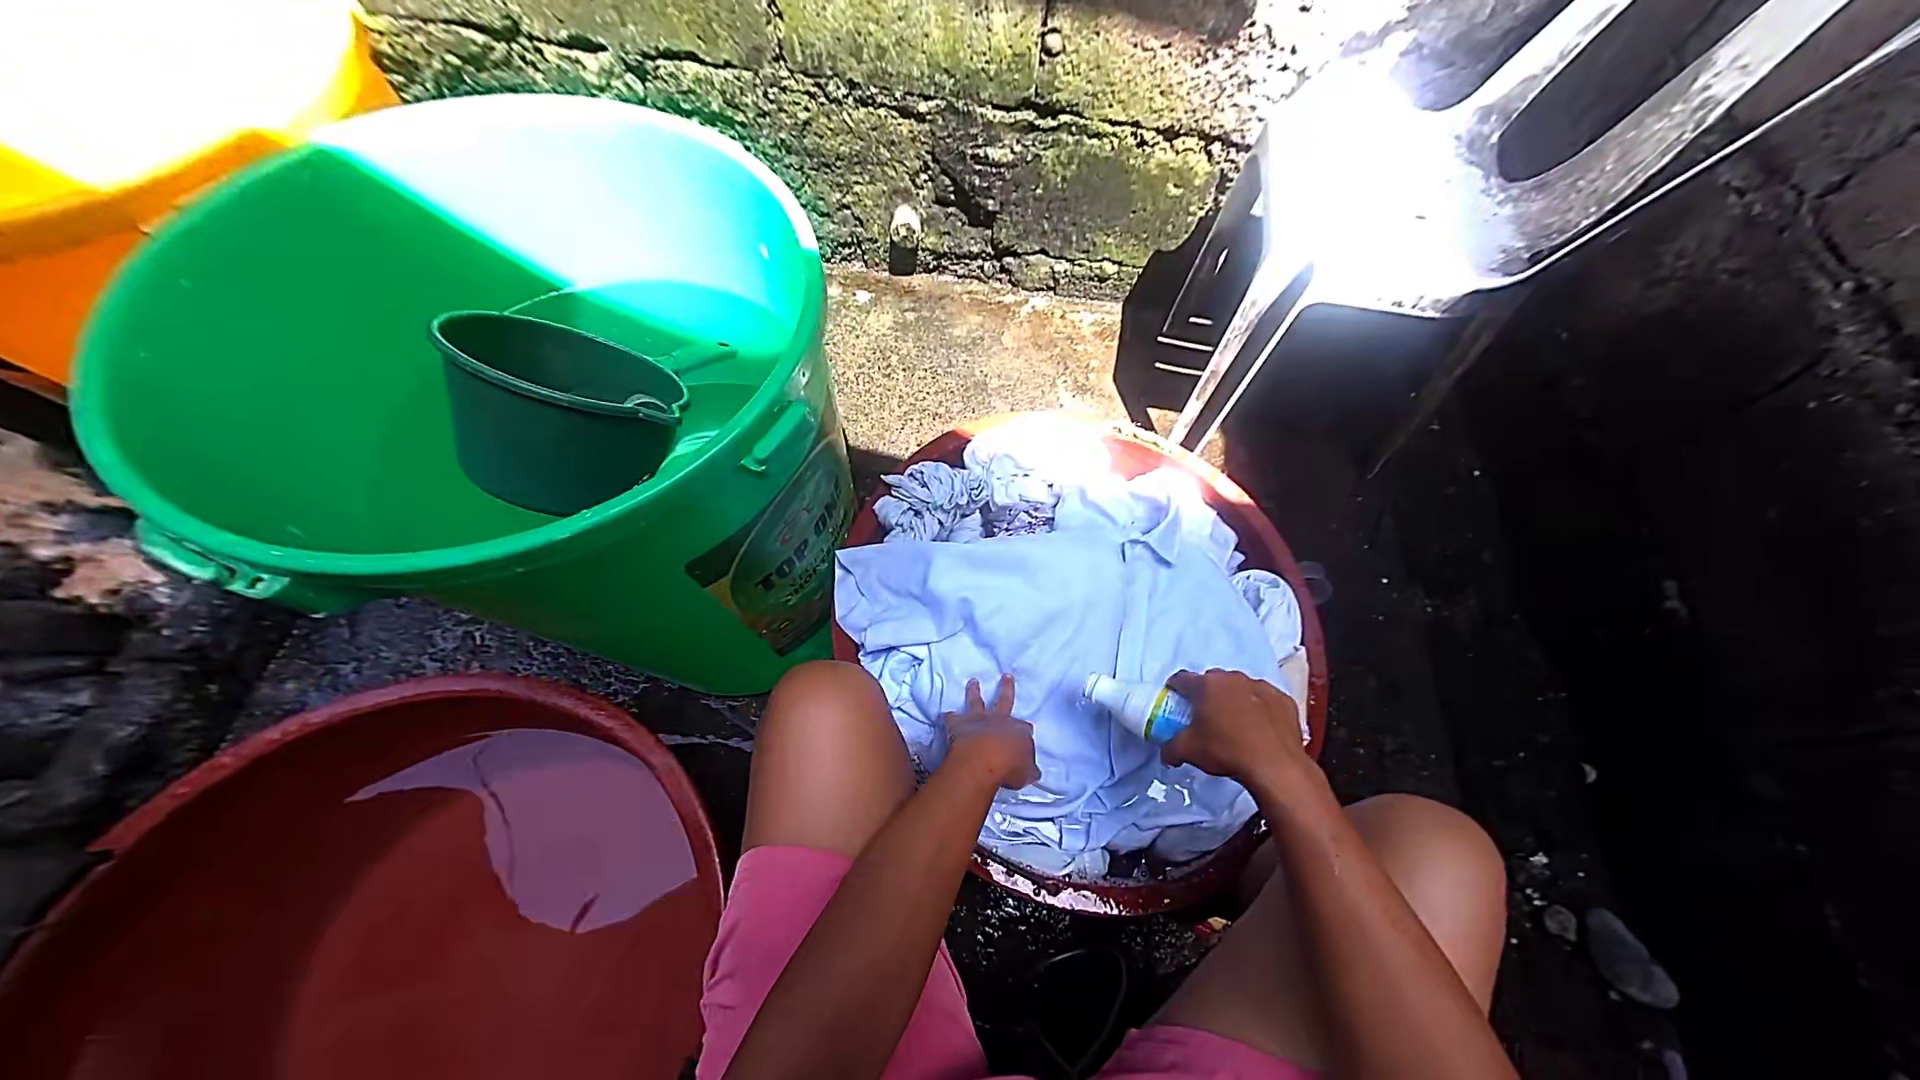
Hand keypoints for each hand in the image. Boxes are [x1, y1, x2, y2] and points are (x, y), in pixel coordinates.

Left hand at [942, 675, 1039, 789]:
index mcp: (1019, 731)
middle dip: (1006, 689)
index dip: (1025, 731)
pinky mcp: (958, 725)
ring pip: (976, 701)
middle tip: (1006, 676)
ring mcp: (978, 720)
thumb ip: (1029, 770)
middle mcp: (999, 720)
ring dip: (974, 692)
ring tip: (973, 682)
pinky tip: (944, 715)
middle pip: (1004, 701)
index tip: (1026, 733)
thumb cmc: (1009, 768)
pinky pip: (951, 718)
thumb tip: (1033, 772)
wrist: (983, 761)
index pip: (1025, 728)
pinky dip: (947, 717)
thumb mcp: (1027, 773)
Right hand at [1162, 669, 1308, 785]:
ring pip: (1239, 688)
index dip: (1175, 688)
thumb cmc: (1226, 751)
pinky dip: (1259, 708)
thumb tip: (1166, 755)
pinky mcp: (1283, 699)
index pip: (1181, 679)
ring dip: (1234, 699)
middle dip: (1206, 694)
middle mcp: (1232, 678)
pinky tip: (1260, 728)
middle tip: (1205, 715)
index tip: (1174, 700)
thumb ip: (1170, 748)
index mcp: (1206, 685)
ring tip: (1235, 723)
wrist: (1276, 766)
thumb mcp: (1188, 751)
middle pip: (1212, 681)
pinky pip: (1264, 699)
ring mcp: (1260, 686)